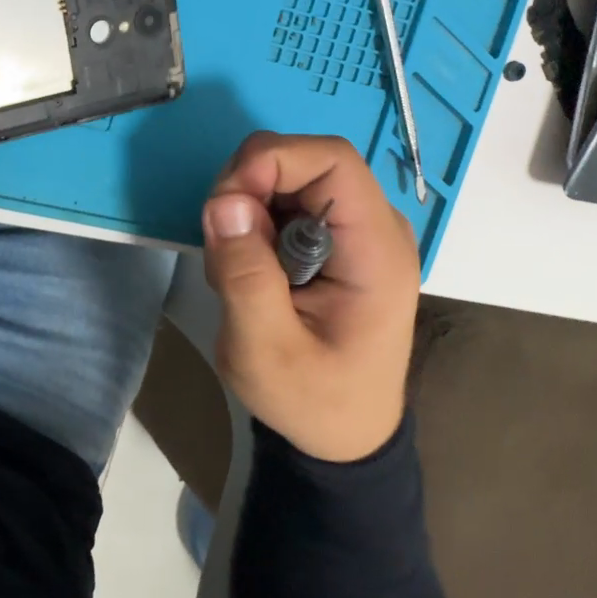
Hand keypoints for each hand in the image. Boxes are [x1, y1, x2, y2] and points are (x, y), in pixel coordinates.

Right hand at [202, 132, 420, 462]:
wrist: (340, 436)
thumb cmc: (310, 400)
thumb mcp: (264, 349)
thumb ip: (245, 274)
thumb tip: (224, 201)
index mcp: (376, 253)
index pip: (331, 160)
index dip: (271, 162)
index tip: (225, 204)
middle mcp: (373, 229)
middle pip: (304, 161)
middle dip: (246, 186)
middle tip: (220, 242)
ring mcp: (352, 233)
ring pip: (286, 178)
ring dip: (243, 208)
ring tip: (233, 271)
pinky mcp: (330, 241)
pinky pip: (281, 202)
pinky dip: (249, 223)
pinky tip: (245, 271)